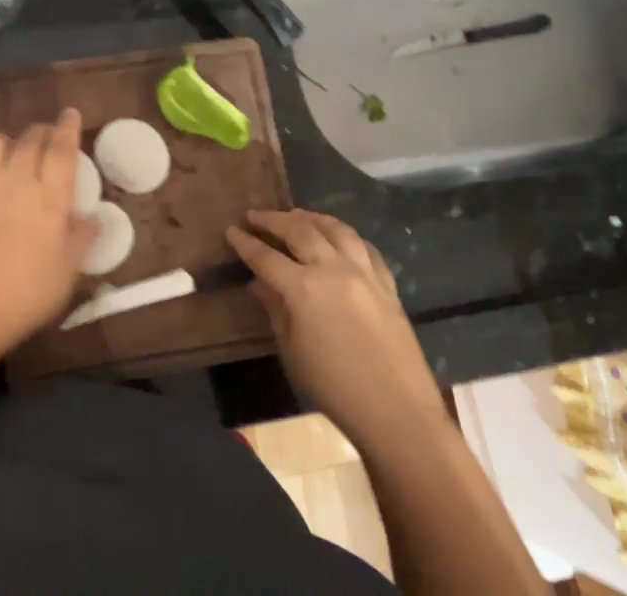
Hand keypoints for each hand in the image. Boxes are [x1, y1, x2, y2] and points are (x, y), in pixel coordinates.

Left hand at [0, 109, 96, 342]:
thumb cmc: (25, 295)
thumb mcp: (67, 273)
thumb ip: (80, 239)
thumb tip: (93, 218)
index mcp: (50, 198)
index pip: (61, 150)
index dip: (67, 128)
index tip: (70, 114)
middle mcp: (16, 181)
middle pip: (30, 139)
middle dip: (43, 131)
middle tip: (49, 137)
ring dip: (10, 141)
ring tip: (16, 153)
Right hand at [227, 211, 448, 445]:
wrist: (395, 410)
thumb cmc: (332, 386)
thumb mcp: (290, 349)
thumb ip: (274, 308)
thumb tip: (259, 283)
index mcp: (303, 288)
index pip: (265, 256)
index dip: (245, 242)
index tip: (231, 230)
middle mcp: (333, 270)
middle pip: (300, 231)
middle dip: (274, 220)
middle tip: (256, 215)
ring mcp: (364, 274)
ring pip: (336, 230)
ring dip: (312, 218)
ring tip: (296, 216)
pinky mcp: (387, 285)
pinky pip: (364, 248)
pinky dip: (346, 236)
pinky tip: (338, 238)